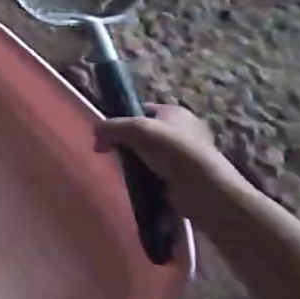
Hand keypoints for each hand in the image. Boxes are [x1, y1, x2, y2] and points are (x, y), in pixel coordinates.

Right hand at [94, 106, 231, 187]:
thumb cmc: (174, 151)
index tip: (106, 133)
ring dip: (133, 159)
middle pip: (143, 131)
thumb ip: (113, 127)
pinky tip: (135, 181)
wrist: (204, 188)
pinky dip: (144, 174)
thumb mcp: (138, 129)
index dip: (122, 118)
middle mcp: (181, 129)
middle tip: (108, 152)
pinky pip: (155, 170)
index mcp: (175, 112)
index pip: (142, 109)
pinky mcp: (182, 175)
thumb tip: (96, 131)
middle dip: (125, 141)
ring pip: (147, 152)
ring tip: (121, 168)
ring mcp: (183, 153)